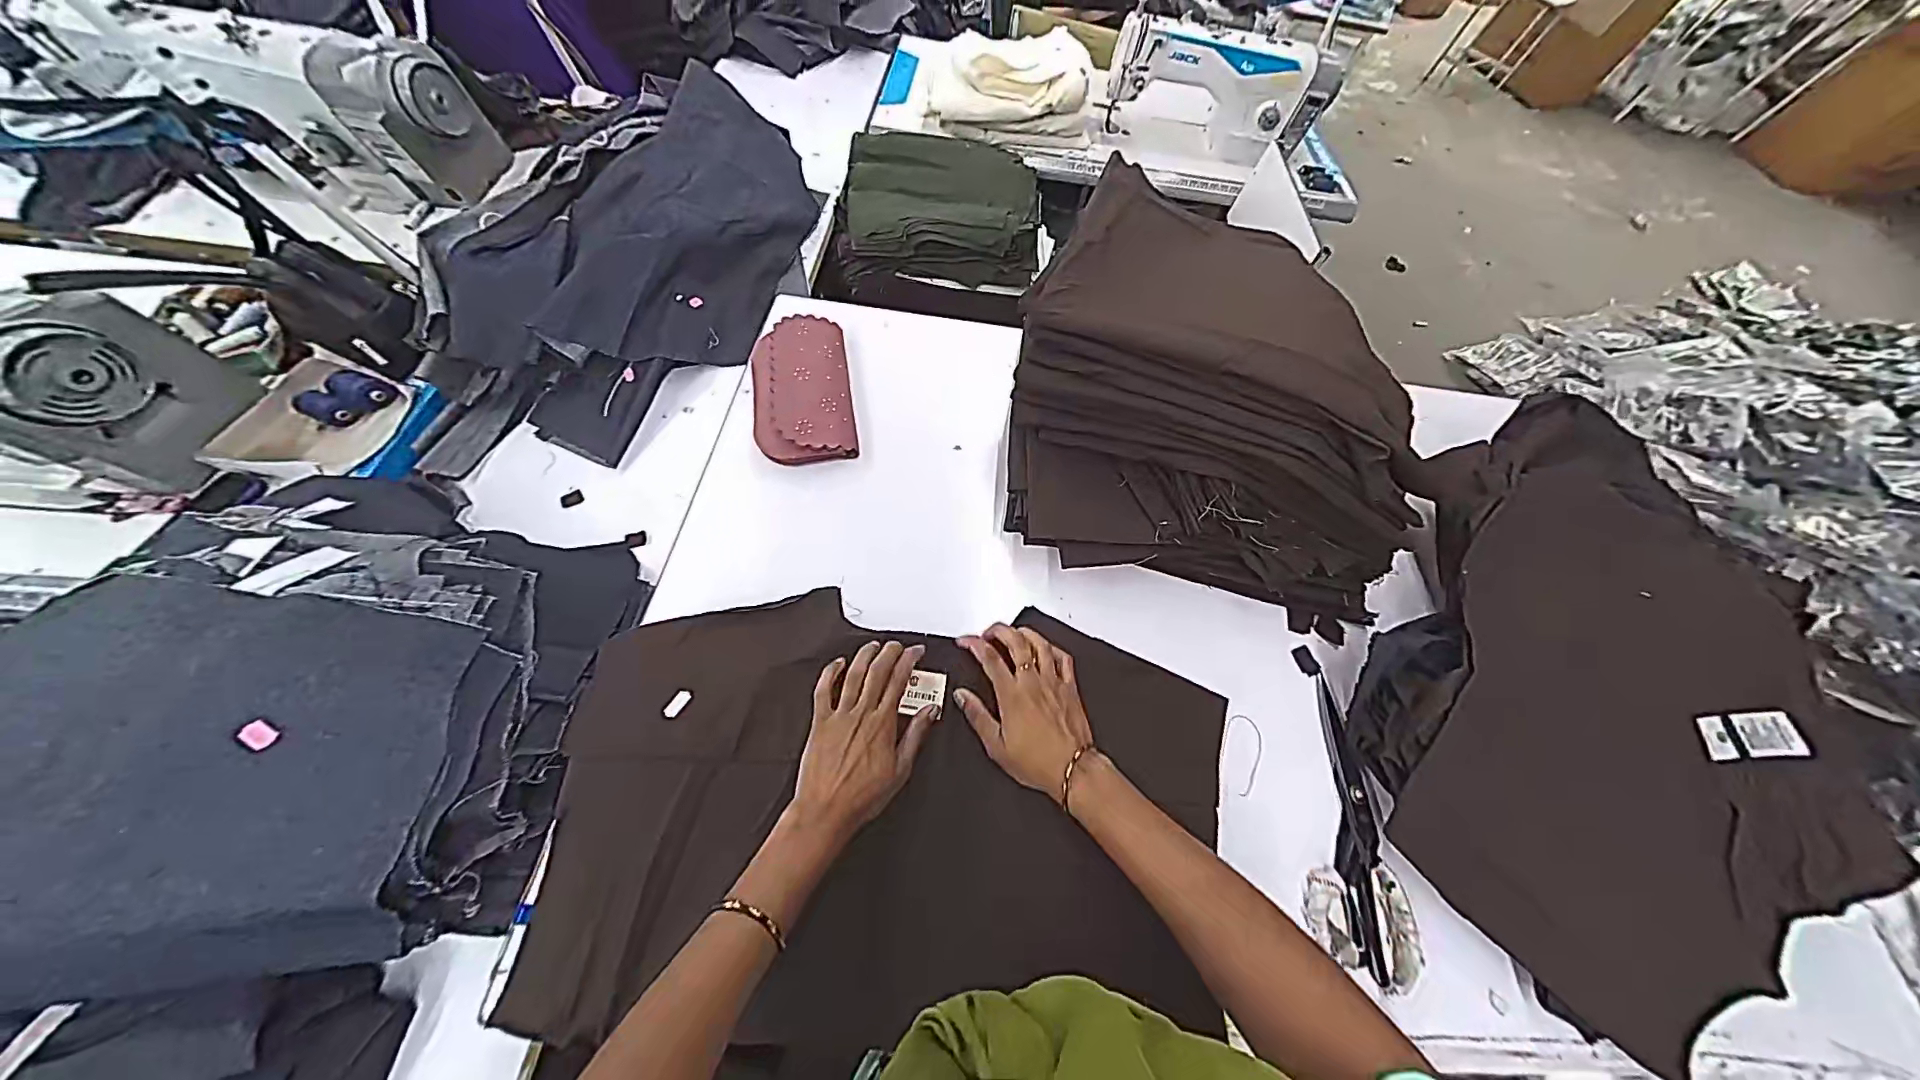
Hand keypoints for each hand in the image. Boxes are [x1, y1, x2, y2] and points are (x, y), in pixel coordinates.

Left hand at [791, 641, 939, 840]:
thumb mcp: (900, 769)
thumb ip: (915, 735)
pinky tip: (836, 664)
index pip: (899, 681)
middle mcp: (861, 714)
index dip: (908, 661)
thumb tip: (929, 713)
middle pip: (877, 671)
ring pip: (853, 674)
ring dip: (864, 656)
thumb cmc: (862, 796)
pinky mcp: (819, 722)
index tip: (915, 653)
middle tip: (897, 646)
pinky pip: (823, 689)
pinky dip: (830, 672)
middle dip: (889, 652)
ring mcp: (838, 716)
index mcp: (883, 724)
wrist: (826, 810)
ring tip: (873, 647)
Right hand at [954, 625, 1093, 802]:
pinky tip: (1045, 647)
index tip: (966, 641)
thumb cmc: (1037, 761)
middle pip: (1015, 642)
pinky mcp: (1070, 688)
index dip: (974, 644)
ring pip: (1039, 644)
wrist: (1072, 769)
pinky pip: (1063, 658)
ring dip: (1024, 632)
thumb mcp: (996, 745)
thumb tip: (963, 697)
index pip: (989, 657)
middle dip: (998, 630)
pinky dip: (1051, 647)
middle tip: (988, 632)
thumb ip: (977, 716)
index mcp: (1012, 695)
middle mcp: (1033, 683)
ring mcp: (1053, 682)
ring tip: (1013, 631)